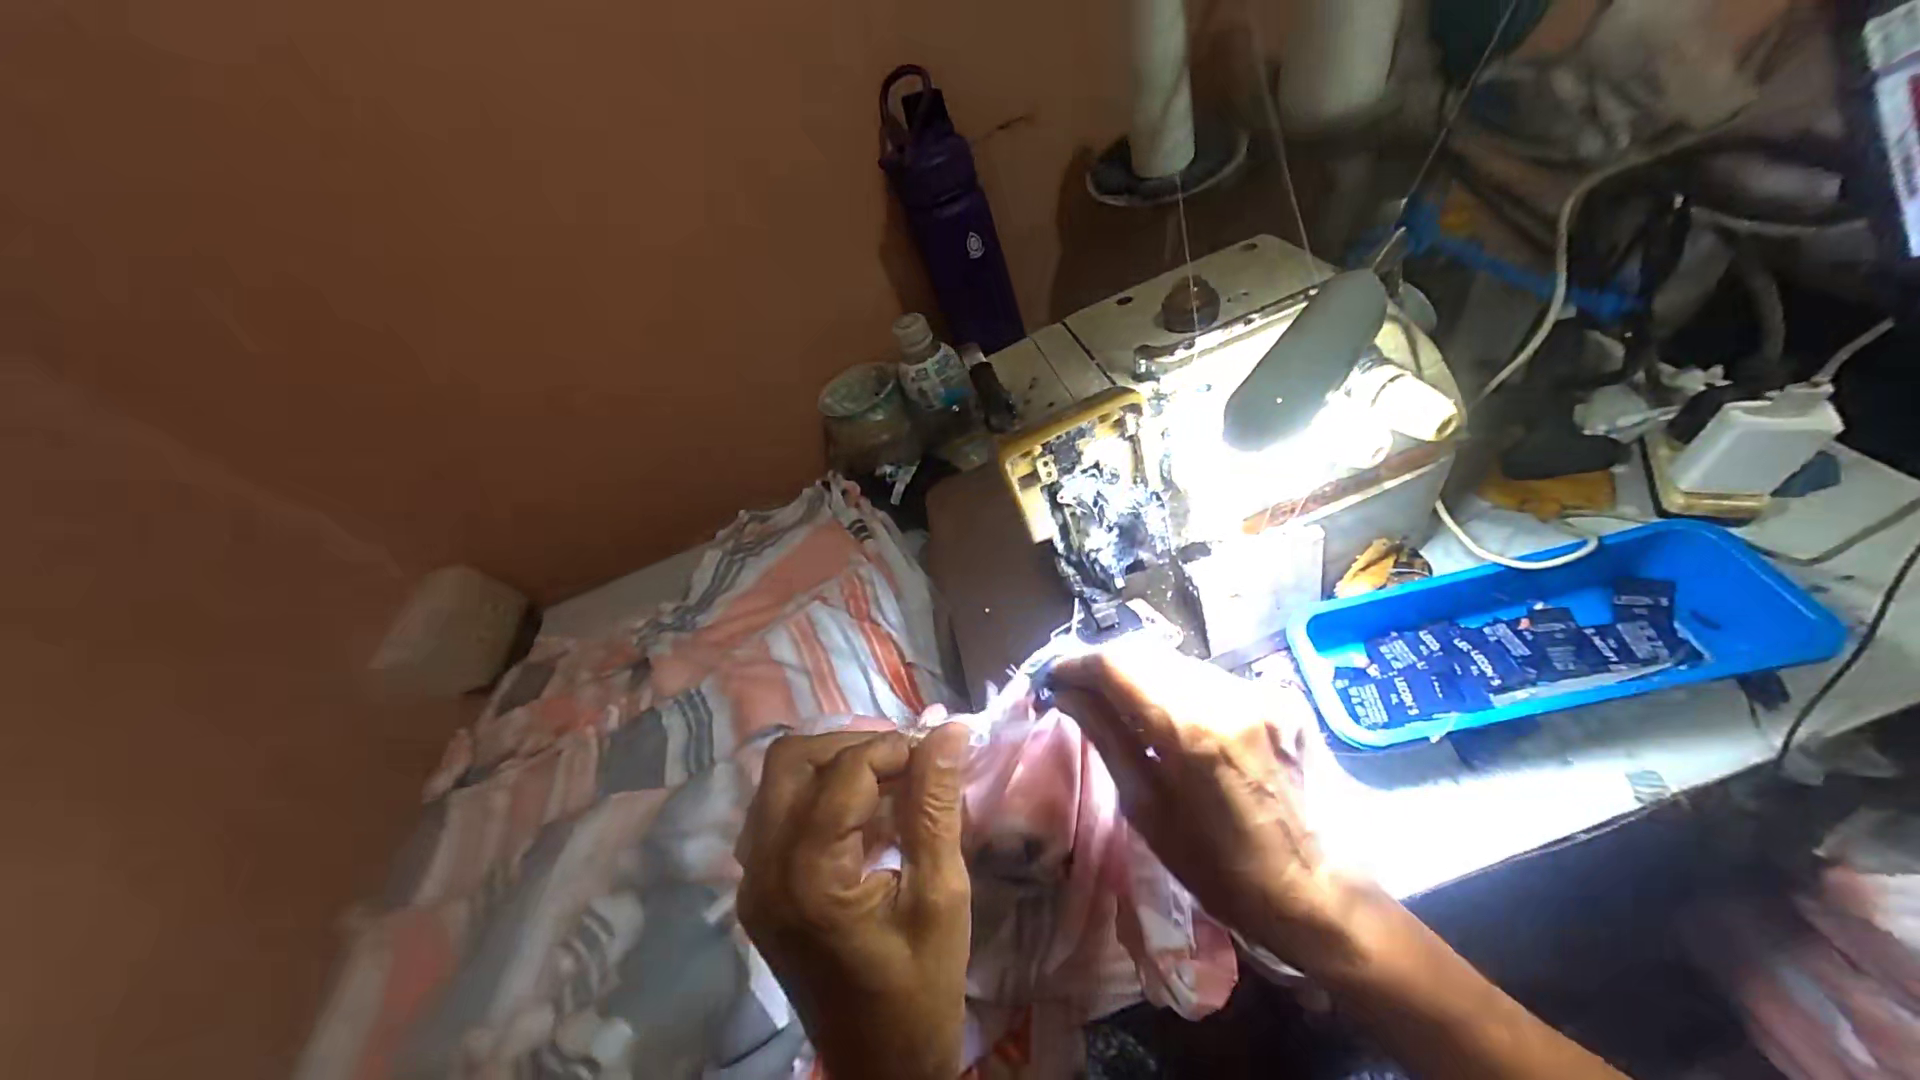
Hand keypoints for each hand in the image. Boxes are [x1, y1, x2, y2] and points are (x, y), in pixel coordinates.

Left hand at [735, 726, 971, 1079]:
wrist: (881, 1067)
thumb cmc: (921, 989)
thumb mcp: (942, 895)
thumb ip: (936, 806)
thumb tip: (947, 733)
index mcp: (809, 876)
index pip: (844, 772)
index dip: (893, 747)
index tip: (936, 749)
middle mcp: (764, 870)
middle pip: (792, 760)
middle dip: (853, 744)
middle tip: (906, 759)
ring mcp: (753, 881)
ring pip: (781, 780)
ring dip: (835, 765)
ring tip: (890, 778)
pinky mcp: (759, 889)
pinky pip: (780, 812)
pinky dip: (821, 793)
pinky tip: (865, 812)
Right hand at [1050, 645, 1358, 969]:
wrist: (1325, 895)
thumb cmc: (1224, 872)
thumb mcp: (1149, 812)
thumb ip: (1107, 739)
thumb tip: (1068, 694)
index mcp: (1191, 730)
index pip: (1116, 664)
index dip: (1076, 663)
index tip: (1053, 677)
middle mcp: (1228, 695)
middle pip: (1146, 653)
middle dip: (1105, 665)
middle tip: (1078, 688)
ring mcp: (1260, 692)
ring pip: (1178, 662)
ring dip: (1142, 674)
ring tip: (1119, 701)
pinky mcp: (1282, 697)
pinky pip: (1212, 678)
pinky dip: (1180, 688)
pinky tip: (1173, 716)